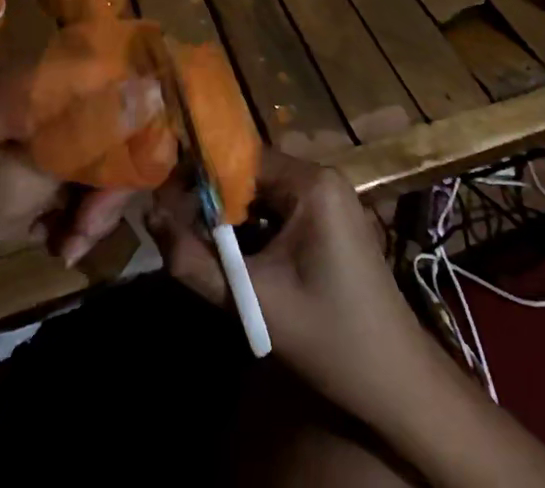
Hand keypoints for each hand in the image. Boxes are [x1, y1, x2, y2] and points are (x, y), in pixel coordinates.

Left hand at [0, 72, 132, 278]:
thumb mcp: (18, 184)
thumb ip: (84, 140)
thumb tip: (148, 88)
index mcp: (29, 86)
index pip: (112, 80)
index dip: (137, 126)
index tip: (135, 181)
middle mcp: (35, 96)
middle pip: (106, 124)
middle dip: (108, 184)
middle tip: (86, 232)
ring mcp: (30, 126)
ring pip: (93, 156)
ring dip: (90, 206)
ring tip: (68, 248)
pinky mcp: (27, 155)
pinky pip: (70, 175)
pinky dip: (70, 211)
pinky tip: (57, 243)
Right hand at [149, 149, 435, 420]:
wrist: (398, 386)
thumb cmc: (328, 337)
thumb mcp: (249, 299)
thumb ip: (190, 258)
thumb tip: (146, 214)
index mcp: (309, 184)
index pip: (233, 157)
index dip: (193, 177)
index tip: (162, 203)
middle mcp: (319, 178)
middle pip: (242, 173)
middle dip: (206, 200)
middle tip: (174, 229)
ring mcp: (326, 199)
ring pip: (253, 192)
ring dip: (224, 217)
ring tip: (197, 245)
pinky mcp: (325, 221)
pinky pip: (271, 210)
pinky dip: (246, 229)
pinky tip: (231, 258)